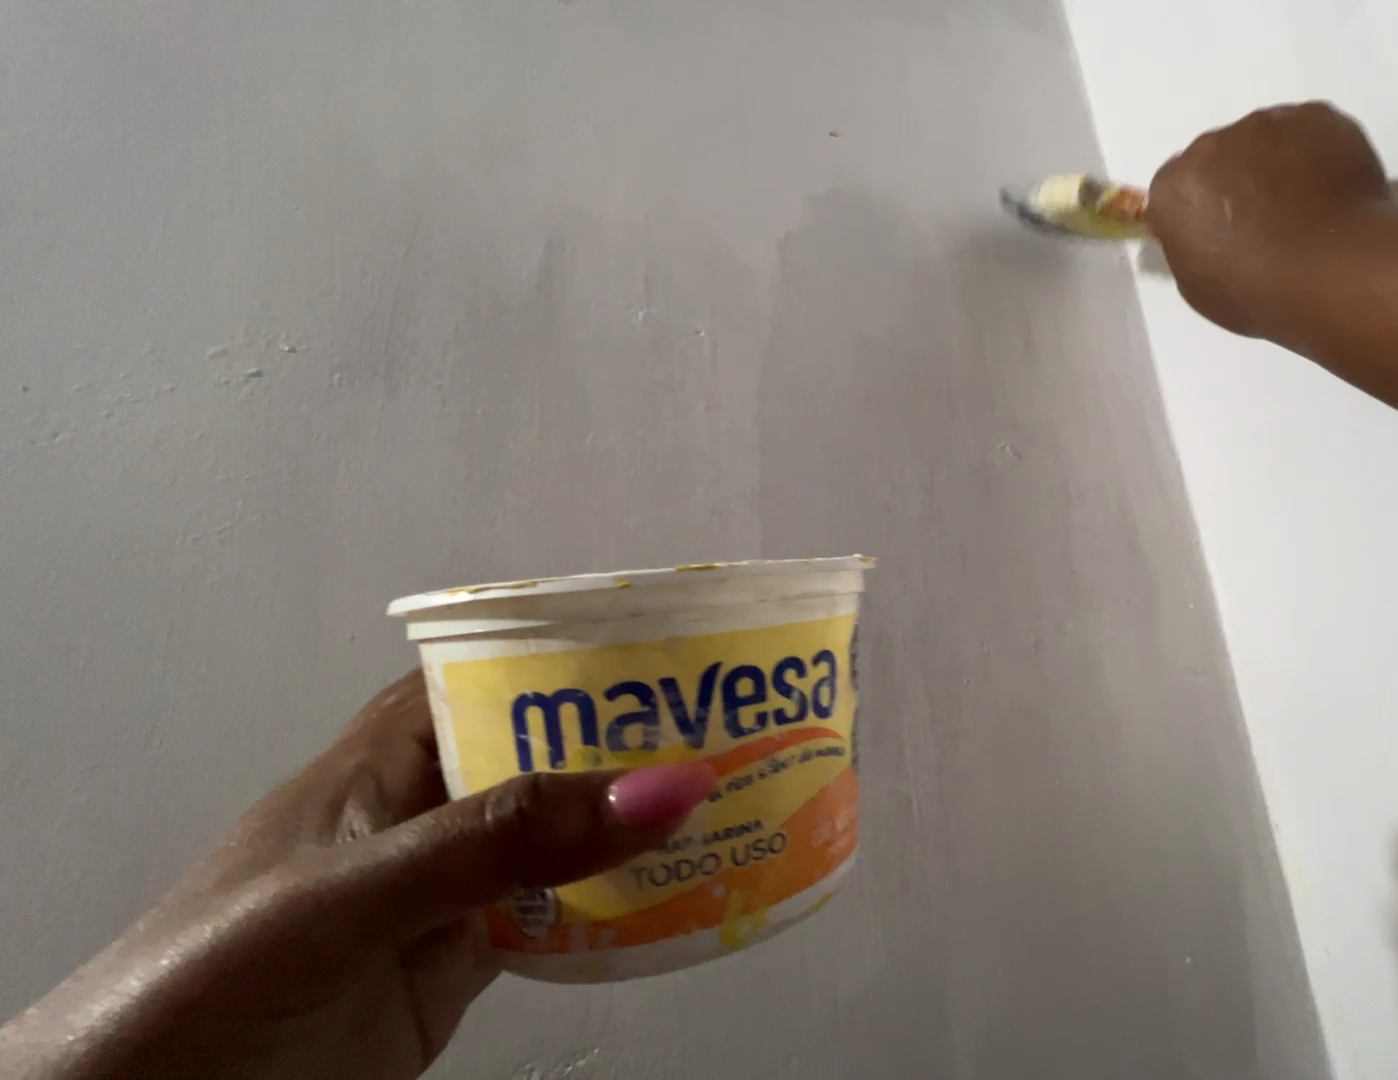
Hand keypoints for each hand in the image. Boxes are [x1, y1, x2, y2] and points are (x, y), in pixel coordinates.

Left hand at [0, 671, 714, 1079]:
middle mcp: (432, 805)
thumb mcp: (351, 897)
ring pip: (570, 825)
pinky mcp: (475, 951)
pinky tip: (688, 878)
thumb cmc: (205, 991)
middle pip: (552, 746)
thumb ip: (503, 840)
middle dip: (635, 732)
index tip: (671, 645)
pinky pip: (572, 903)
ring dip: (640, 812)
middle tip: (732, 719)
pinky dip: (629, 889)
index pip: (498, 670)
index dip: (580, 648)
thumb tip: (675, 785)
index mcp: (389, 754)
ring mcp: (457, 882)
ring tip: (735, 787)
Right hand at [1148, 102, 1390, 341]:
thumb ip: (1188, 243)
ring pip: (1261, 141)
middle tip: (1257, 222)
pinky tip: (1325, 191)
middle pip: (1215, 158)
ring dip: (1270, 166)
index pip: (1173, 190)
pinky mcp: (1317, 115)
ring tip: (1297, 207)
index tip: (1212, 234)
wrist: (1332, 269)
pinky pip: (1305, 133)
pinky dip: (1311, 155)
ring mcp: (1266, 124)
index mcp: (1174, 188)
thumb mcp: (1196, 284)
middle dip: (1229, 182)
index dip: (1194, 212)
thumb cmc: (1254, 291)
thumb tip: (1198, 228)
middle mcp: (1212, 145)